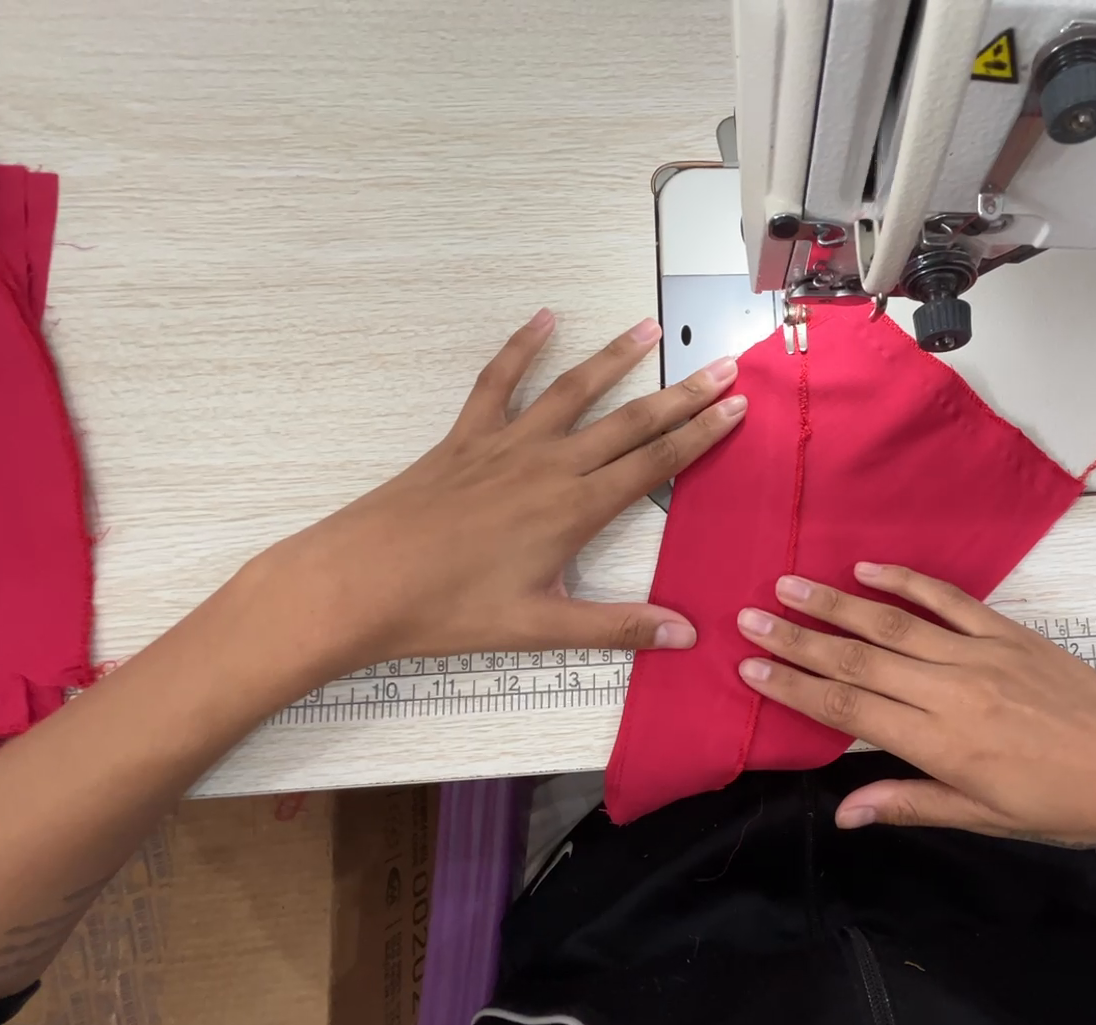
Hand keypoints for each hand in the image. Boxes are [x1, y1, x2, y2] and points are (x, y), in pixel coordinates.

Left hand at [266, 309, 745, 670]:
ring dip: (614, 358)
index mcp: (576, 508)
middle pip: (631, 420)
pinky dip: (521, 348)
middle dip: (683, 393)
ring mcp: (507, 444)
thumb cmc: (451, 610)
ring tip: (647, 329)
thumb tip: (687, 633)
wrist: (358, 583)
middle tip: (722, 364)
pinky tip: (543, 319)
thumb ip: (619, 627)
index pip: (657, 463)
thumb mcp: (542, 627)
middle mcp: (551, 465)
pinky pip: (498, 382)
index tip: (737, 405)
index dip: (702, 433)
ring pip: (574, 391)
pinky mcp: (466, 437)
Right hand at [733, 563, 1095, 849]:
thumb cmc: (1060, 803)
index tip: (751, 668)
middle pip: (858, 661)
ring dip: (836, 603)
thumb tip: (842, 812)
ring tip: (789, 584)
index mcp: (941, 743)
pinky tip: (868, 566)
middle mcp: (951, 691)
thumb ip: (909, 802)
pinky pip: (948, 599)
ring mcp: (979, 653)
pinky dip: (906, 580)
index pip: (849, 711)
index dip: (795, 689)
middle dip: (798, 640)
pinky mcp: (1006, 631)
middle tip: (749, 618)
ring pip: (892, 625)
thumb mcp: (984, 817)